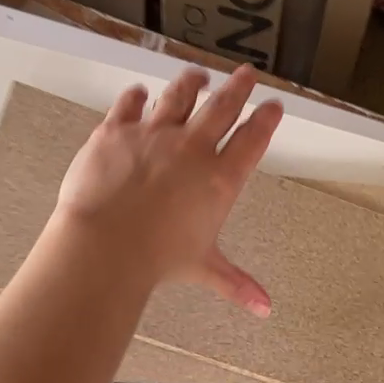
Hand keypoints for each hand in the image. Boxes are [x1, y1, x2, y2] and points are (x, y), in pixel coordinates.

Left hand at [53, 66, 283, 315]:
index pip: (251, 141)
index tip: (274, 107)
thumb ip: (236, 283)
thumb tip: (265, 309)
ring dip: (191, 84)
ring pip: (179, 96)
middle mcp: (192, 149)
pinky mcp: (116, 130)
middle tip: (248, 73)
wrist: (109, 243)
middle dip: (238, 88)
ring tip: (199, 76)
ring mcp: (154, 134)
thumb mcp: (205, 268)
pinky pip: (130, 104)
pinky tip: (139, 93)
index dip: (265, 121)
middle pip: (221, 107)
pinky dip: (136, 97)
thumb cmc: (160, 259)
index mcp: (219, 180)